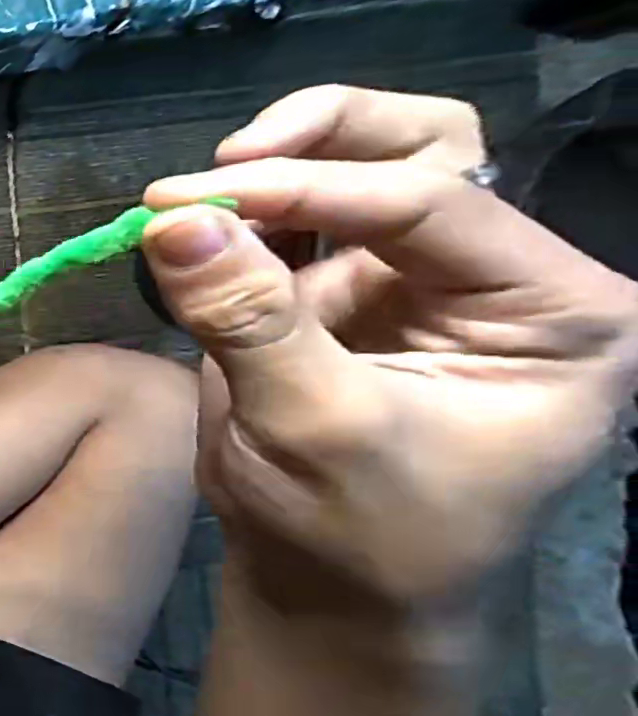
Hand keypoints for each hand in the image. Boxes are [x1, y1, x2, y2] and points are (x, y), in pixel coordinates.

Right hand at [141, 85, 637, 612]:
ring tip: (201, 188)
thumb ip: (249, 318)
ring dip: (280, 161)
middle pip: (424, 149)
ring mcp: (394, 280)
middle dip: (321, 137)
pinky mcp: (319, 295)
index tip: (182, 201)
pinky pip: (283, 226)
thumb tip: (171, 222)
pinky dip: (235, 215)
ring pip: (359, 167)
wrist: (327, 578)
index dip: (301, 189)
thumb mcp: (310, 425)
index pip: (427, 202)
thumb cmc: (358, 524)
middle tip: (227, 159)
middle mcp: (479, 275)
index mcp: (544, 307)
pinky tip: (189, 229)